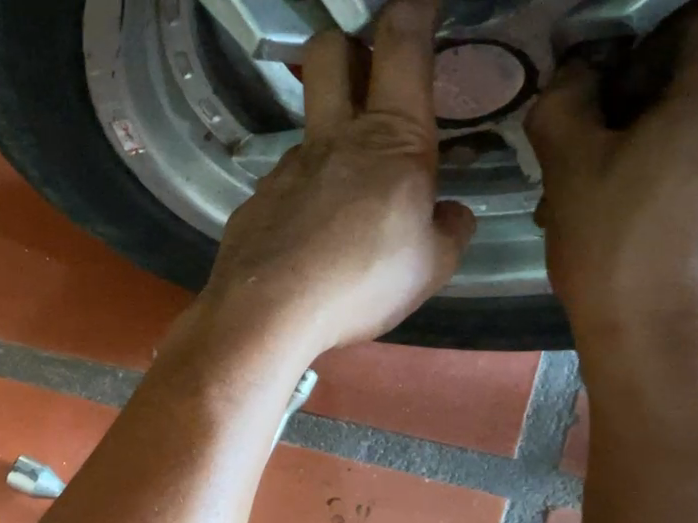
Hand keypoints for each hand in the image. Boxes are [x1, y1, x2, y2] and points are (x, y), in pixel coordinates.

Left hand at [190, 0, 473, 358]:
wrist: (263, 317)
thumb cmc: (360, 284)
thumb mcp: (432, 265)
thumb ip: (447, 230)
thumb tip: (447, 215)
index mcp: (392, 139)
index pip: (403, 47)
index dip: (413, 11)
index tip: (418, 3)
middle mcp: (331, 142)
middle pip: (328, 57)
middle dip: (343, 44)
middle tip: (361, 68)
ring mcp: (282, 173)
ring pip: (304, 137)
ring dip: (324, 153)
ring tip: (336, 212)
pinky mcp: (250, 208)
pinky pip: (279, 194)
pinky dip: (295, 207)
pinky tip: (299, 248)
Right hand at [527, 0, 697, 361]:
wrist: (670, 339)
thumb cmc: (616, 247)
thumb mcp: (567, 170)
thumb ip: (566, 102)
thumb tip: (578, 77)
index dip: (653, 53)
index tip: (617, 105)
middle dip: (683, 99)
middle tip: (628, 160)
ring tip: (659, 199)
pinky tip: (693, 224)